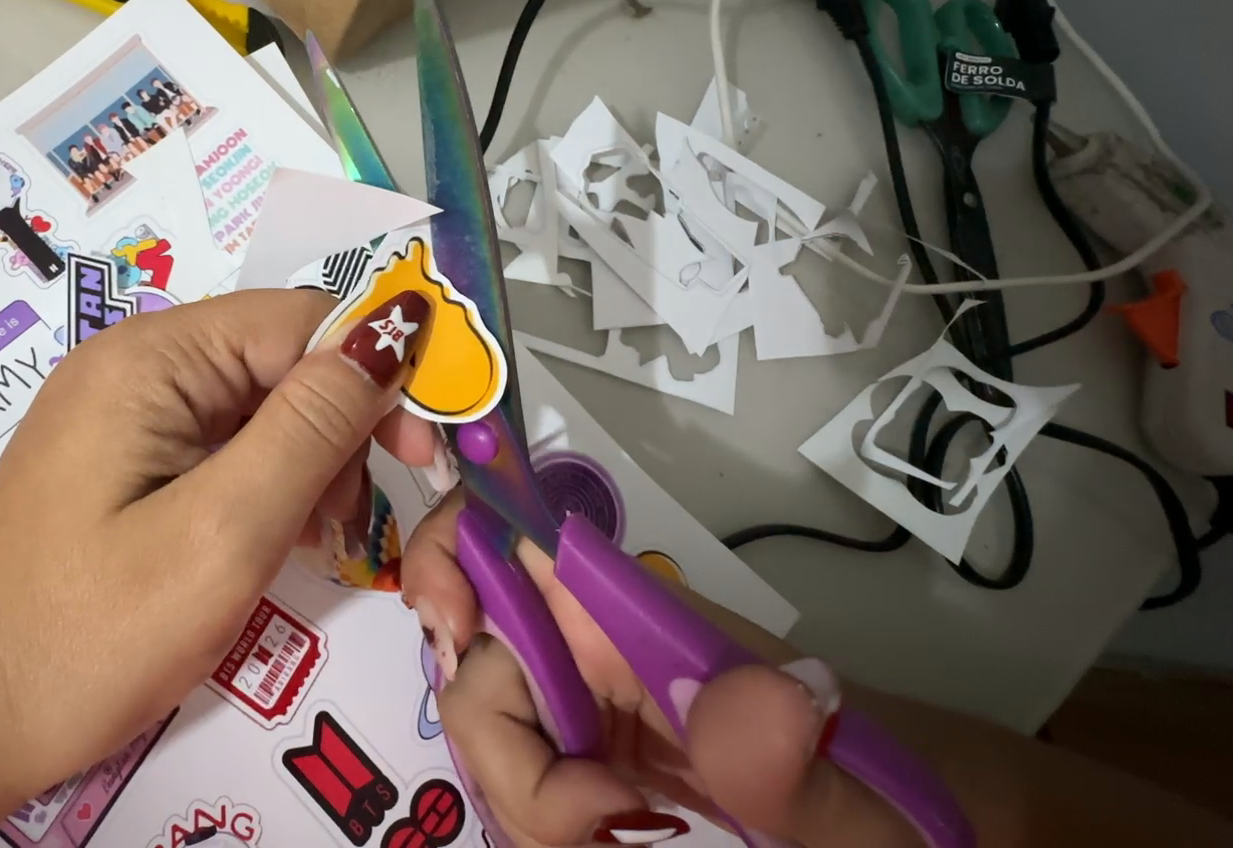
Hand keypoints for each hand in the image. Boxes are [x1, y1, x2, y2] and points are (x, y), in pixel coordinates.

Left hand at [0, 289, 439, 845]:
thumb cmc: (87, 635)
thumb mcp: (223, 532)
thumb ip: (313, 427)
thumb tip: (396, 330)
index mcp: (151, 357)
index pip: (299, 320)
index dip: (373, 372)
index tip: (421, 453)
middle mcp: (135, 365)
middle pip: (278, 361)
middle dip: (334, 429)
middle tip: (345, 522)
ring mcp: (123, 414)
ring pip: (256, 407)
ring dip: (302, 463)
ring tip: (301, 542)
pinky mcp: (122, 461)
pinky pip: (219, 446)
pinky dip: (261, 485)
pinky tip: (266, 540)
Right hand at [403, 493, 920, 846]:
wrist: (904, 813)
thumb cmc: (887, 788)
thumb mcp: (860, 802)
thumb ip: (795, 772)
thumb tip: (727, 708)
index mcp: (621, 605)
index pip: (498, 530)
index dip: (443, 554)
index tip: (451, 635)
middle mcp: (578, 628)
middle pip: (472, 658)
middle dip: (500, 753)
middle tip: (590, 826)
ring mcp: (574, 682)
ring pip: (480, 716)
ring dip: (517, 794)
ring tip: (612, 838)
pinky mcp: (577, 731)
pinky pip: (510, 756)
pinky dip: (529, 805)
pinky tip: (592, 835)